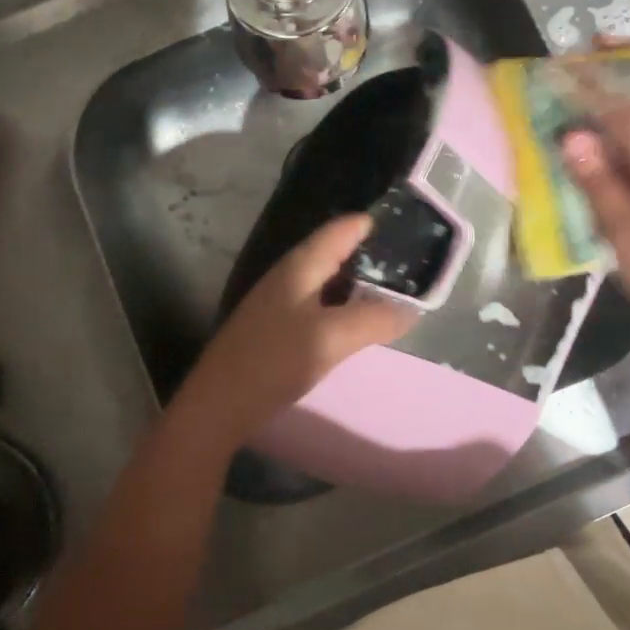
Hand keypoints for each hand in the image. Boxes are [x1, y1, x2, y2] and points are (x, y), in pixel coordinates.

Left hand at [178, 215, 417, 438]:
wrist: (219, 405)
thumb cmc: (274, 361)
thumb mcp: (331, 339)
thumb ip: (373, 320)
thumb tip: (411, 309)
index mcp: (299, 266)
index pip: (340, 230)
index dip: (369, 225)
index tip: (404, 227)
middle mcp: (287, 276)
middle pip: (332, 252)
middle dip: (367, 255)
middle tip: (407, 264)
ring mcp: (277, 302)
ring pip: (323, 281)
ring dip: (354, 283)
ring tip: (390, 293)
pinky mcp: (273, 328)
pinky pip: (315, 305)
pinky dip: (339, 306)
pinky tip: (353, 323)